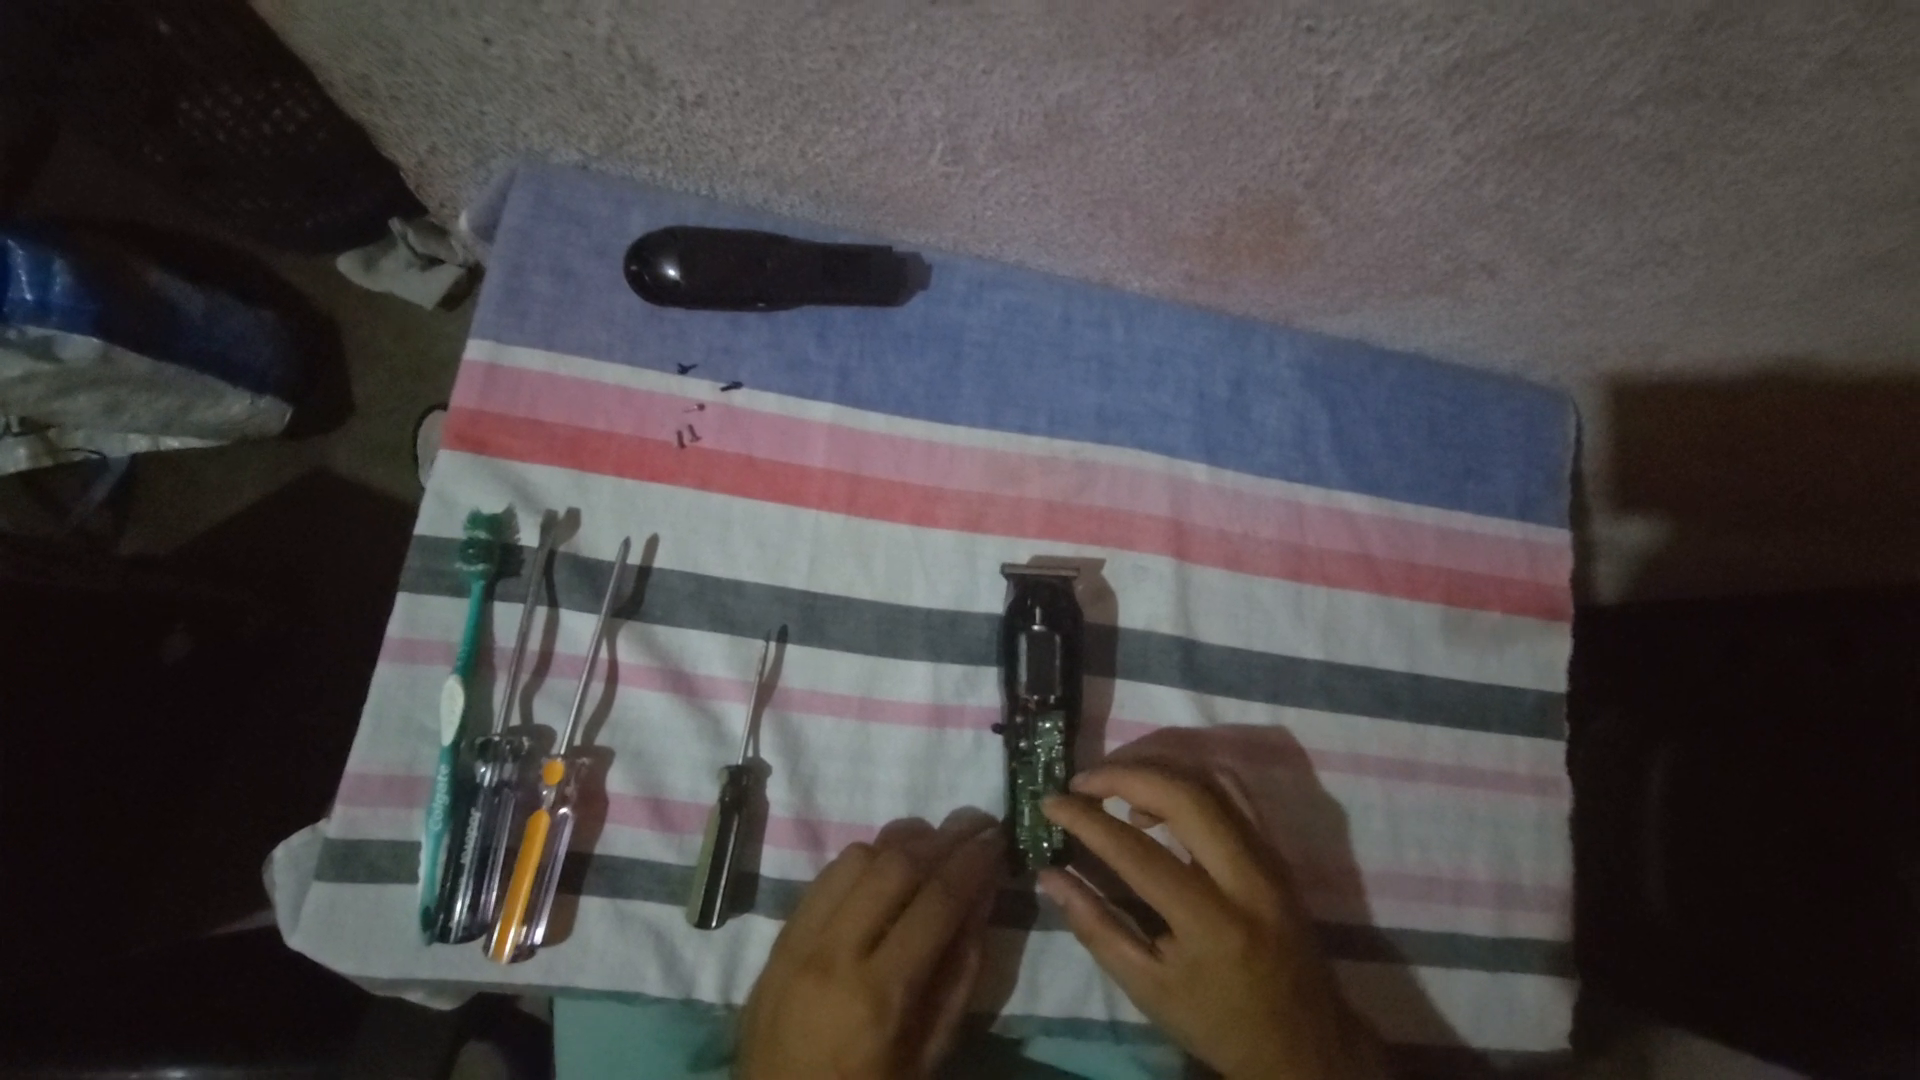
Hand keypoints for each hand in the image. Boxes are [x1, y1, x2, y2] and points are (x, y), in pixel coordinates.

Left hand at [736, 809, 1006, 1079]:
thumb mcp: (930, 1052)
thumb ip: (960, 972)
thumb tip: (983, 896)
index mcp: (879, 995)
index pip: (936, 901)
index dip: (973, 861)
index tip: (998, 838)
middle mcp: (834, 954)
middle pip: (895, 865)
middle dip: (944, 837)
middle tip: (976, 824)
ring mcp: (799, 940)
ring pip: (857, 857)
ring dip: (903, 841)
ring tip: (936, 840)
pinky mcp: (779, 935)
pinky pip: (826, 874)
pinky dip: (865, 858)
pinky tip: (887, 863)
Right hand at [1039, 762, 1384, 1079]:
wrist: (1308, 1046)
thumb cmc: (1219, 1022)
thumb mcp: (1148, 989)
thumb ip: (1095, 926)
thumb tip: (1050, 874)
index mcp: (1211, 923)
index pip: (1137, 851)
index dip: (1086, 820)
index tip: (1050, 803)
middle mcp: (1248, 878)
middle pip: (1184, 794)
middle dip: (1124, 774)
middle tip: (1082, 782)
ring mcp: (1270, 858)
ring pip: (1214, 780)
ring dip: (1158, 767)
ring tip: (1115, 782)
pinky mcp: (1278, 851)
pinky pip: (1233, 792)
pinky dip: (1189, 779)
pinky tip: (1159, 795)